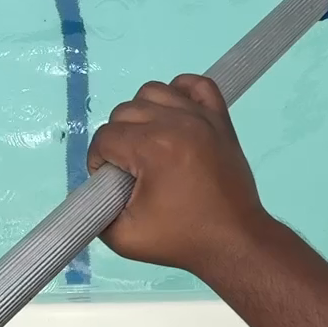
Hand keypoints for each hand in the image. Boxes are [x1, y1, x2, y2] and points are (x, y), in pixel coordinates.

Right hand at [87, 74, 274, 279]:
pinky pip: (196, 84)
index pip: (105, 138)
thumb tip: (94, 191)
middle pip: (124, 111)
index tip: (110, 184)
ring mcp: (201, 117)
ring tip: (147, 144)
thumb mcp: (124, 238)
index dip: (98, 162)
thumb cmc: (180, 240)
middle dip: (116, 140)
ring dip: (141, 115)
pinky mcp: (220, 120)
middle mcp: (176, 124)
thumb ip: (97, 213)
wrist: (233, 241)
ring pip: (153, 92)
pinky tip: (173, 118)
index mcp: (153, 149)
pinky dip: (179, 93)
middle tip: (127, 170)